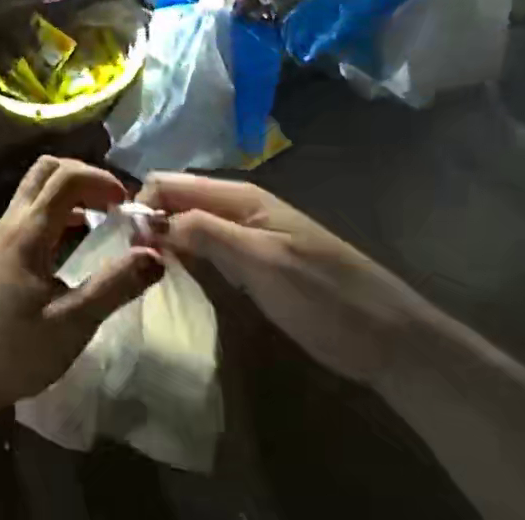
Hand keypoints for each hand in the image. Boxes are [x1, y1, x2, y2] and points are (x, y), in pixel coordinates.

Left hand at [0, 157, 164, 411]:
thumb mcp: (74, 322)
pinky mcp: (6, 248)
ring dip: (73, 191)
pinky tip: (83, 238)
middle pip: (46, 170)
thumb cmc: (19, 348)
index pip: (64, 178)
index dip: (101, 180)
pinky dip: (62, 209)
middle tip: (118, 204)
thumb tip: (156, 254)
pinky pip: (35, 210)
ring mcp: (6, 233)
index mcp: (28, 231)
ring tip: (108, 218)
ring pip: (38, 188)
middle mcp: (14, 221)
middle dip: (85, 176)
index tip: (131, 206)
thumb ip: (114, 285)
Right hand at [141, 174, 436, 385]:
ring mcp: (246, 231)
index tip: (130, 244)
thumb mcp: (259, 262)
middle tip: (135, 258)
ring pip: (185, 219)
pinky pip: (203, 242)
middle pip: (173, 197)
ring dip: (162, 235)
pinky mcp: (252, 258)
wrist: (395, 343)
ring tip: (147, 266)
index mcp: (238, 195)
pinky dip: (183, 251)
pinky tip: (177, 271)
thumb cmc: (325, 298)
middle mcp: (236, 204)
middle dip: (147, 219)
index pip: (166, 182)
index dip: (141, 205)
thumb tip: (145, 219)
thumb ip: (202, 232)